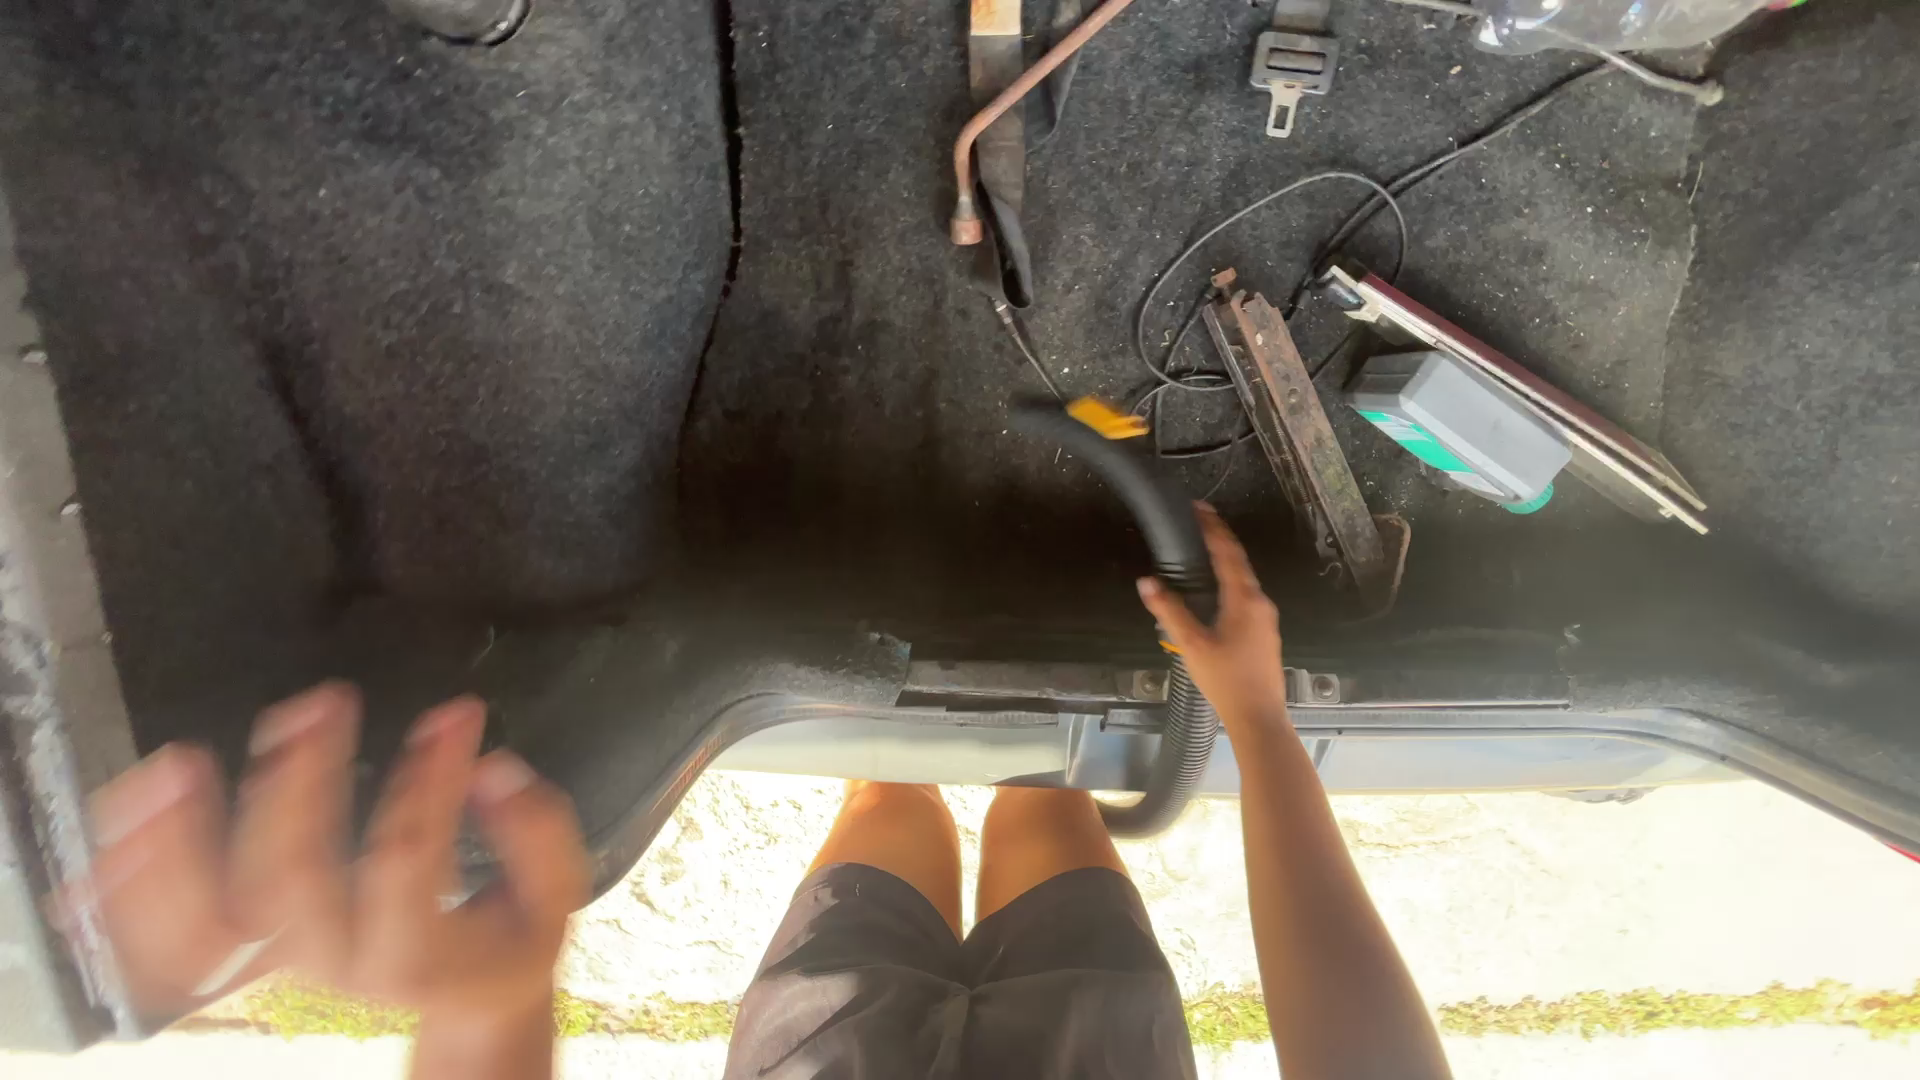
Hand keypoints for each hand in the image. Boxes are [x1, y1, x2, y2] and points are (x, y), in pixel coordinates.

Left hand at [61, 683, 588, 1032]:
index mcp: (417, 952)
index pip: (406, 854)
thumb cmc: (513, 936)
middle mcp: (336, 963)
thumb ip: (539, 832)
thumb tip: (494, 769)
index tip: (457, 712)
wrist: (468, 998)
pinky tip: (122, 829)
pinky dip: (129, 889)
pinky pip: (169, 940)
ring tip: (175, 765)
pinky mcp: (254, 954)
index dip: (429, 777)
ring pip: (201, 924)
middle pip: (289, 880)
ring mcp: (283, 962)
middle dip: (299, 785)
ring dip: (176, 845)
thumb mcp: (556, 891)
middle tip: (319, 705)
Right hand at [1135, 503, 1289, 736]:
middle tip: (1200, 524)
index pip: (1228, 553)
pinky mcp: (1264, 634)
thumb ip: (1169, 610)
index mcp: (1244, 600)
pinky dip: (1230, 583)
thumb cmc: (1225, 680)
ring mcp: (1266, 620)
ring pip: (1243, 582)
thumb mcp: (1191, 644)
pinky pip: (1245, 597)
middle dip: (1219, 542)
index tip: (1201, 508)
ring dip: (1225, 563)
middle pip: (1239, 564)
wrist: (1258, 717)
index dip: (1214, 528)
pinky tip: (1217, 592)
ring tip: (1205, 550)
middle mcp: (1260, 604)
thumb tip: (1147, 582)